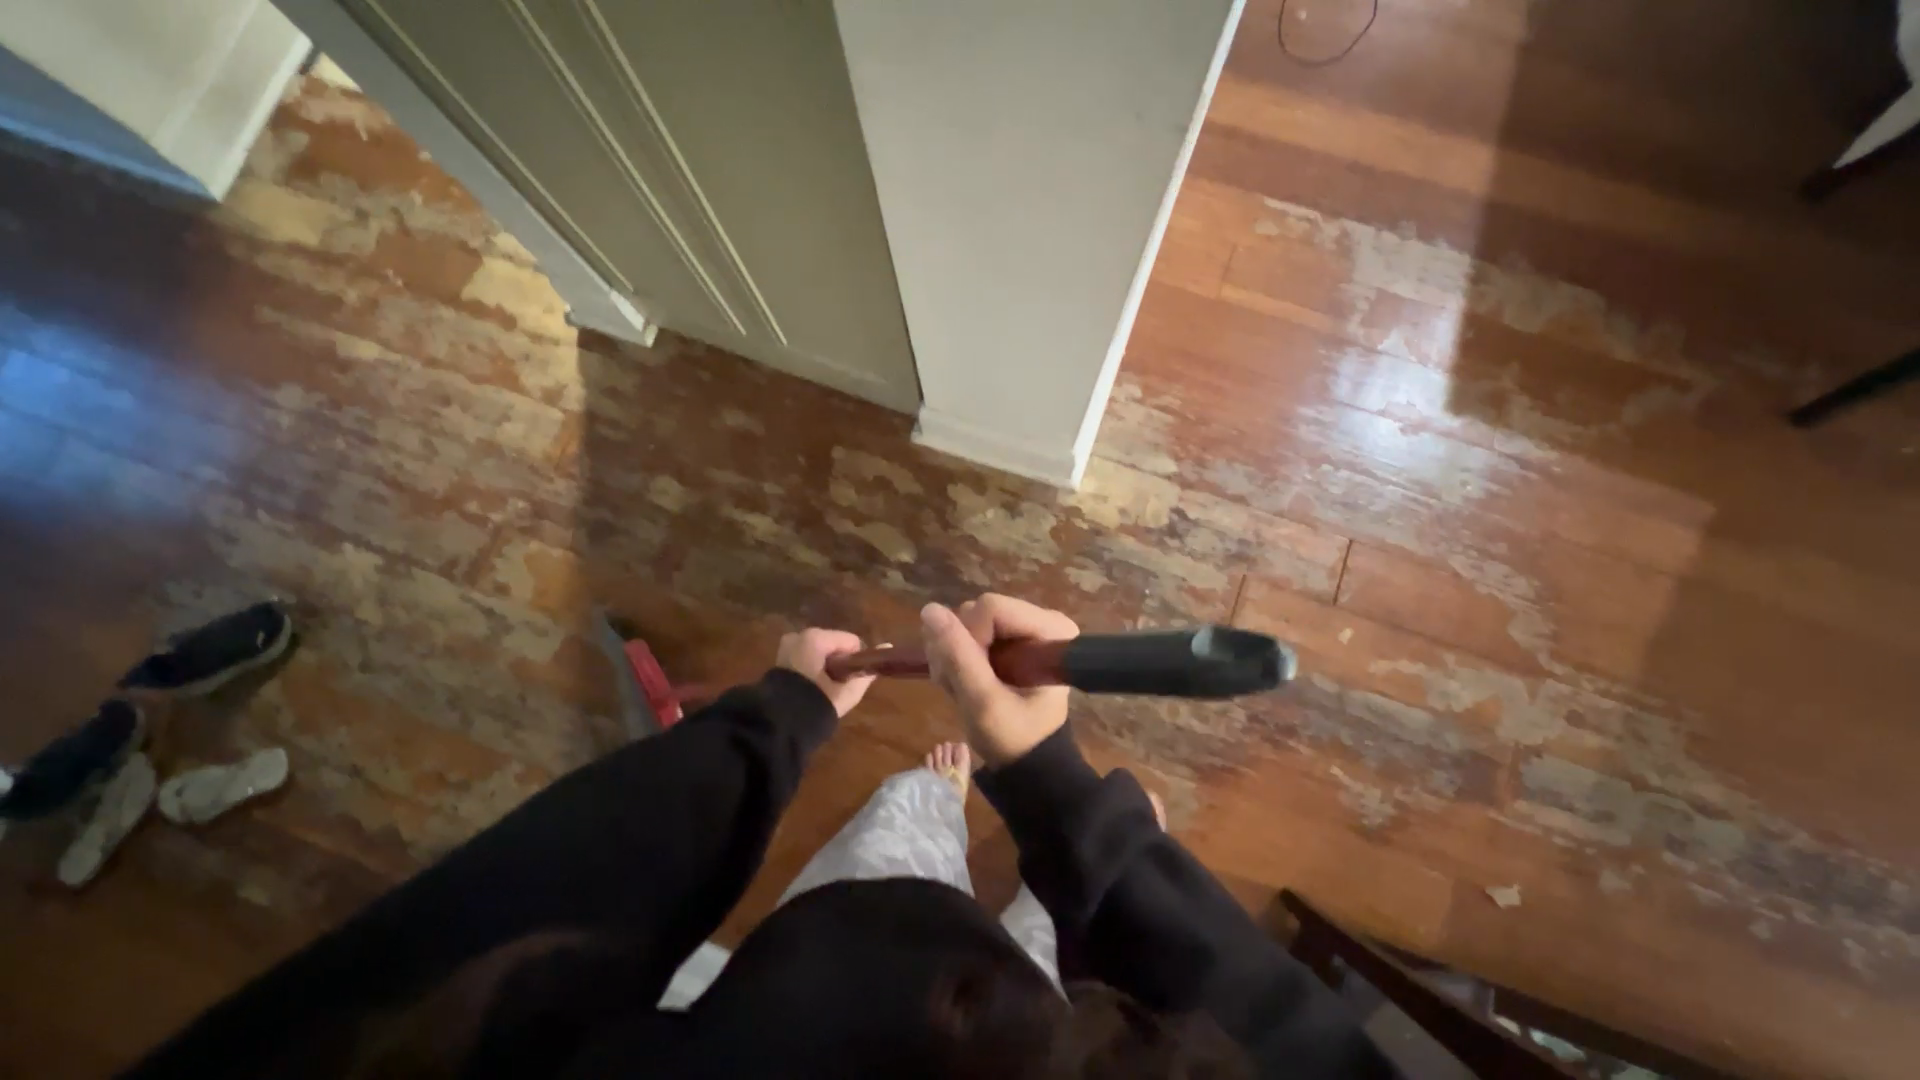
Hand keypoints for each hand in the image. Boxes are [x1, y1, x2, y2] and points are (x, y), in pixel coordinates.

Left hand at [775, 629, 876, 717]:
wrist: (779, 725)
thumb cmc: (817, 703)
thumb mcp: (847, 691)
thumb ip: (867, 671)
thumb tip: (887, 647)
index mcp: (816, 638)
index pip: (851, 642)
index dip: (856, 661)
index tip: (852, 681)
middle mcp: (799, 636)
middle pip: (834, 646)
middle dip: (839, 664)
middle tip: (837, 688)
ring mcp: (787, 647)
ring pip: (819, 653)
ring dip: (825, 668)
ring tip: (823, 691)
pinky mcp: (779, 659)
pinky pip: (806, 659)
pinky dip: (812, 670)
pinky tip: (811, 690)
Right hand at [921, 594, 1078, 765]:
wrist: (1027, 762)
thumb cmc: (1014, 738)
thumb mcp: (983, 703)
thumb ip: (958, 657)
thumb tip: (930, 610)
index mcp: (1051, 630)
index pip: (990, 608)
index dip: (970, 639)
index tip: (974, 676)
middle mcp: (1040, 619)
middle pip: (976, 612)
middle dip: (958, 649)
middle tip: (962, 688)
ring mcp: (1021, 627)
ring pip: (966, 621)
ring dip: (952, 657)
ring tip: (962, 690)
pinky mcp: (1006, 636)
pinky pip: (966, 631)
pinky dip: (955, 658)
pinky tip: (962, 683)